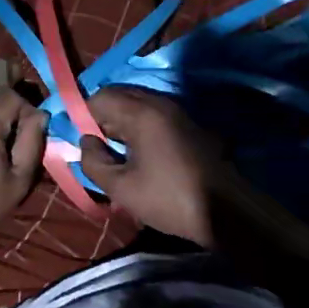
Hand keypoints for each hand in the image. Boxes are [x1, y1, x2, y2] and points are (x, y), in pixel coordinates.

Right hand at [80, 87, 221, 246]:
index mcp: (141, 113)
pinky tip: (139, 153)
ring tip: (116, 151)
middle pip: (120, 95)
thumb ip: (92, 161)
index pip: (100, 97)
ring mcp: (179, 112)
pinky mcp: (190, 125)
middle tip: (96, 145)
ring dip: (122, 120)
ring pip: (138, 103)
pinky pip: (155, 114)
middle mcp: (161, 103)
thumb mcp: (120, 188)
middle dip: (102, 115)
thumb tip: (85, 142)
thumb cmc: (169, 199)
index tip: (79, 138)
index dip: (82, 115)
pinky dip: (140, 125)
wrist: (229, 213)